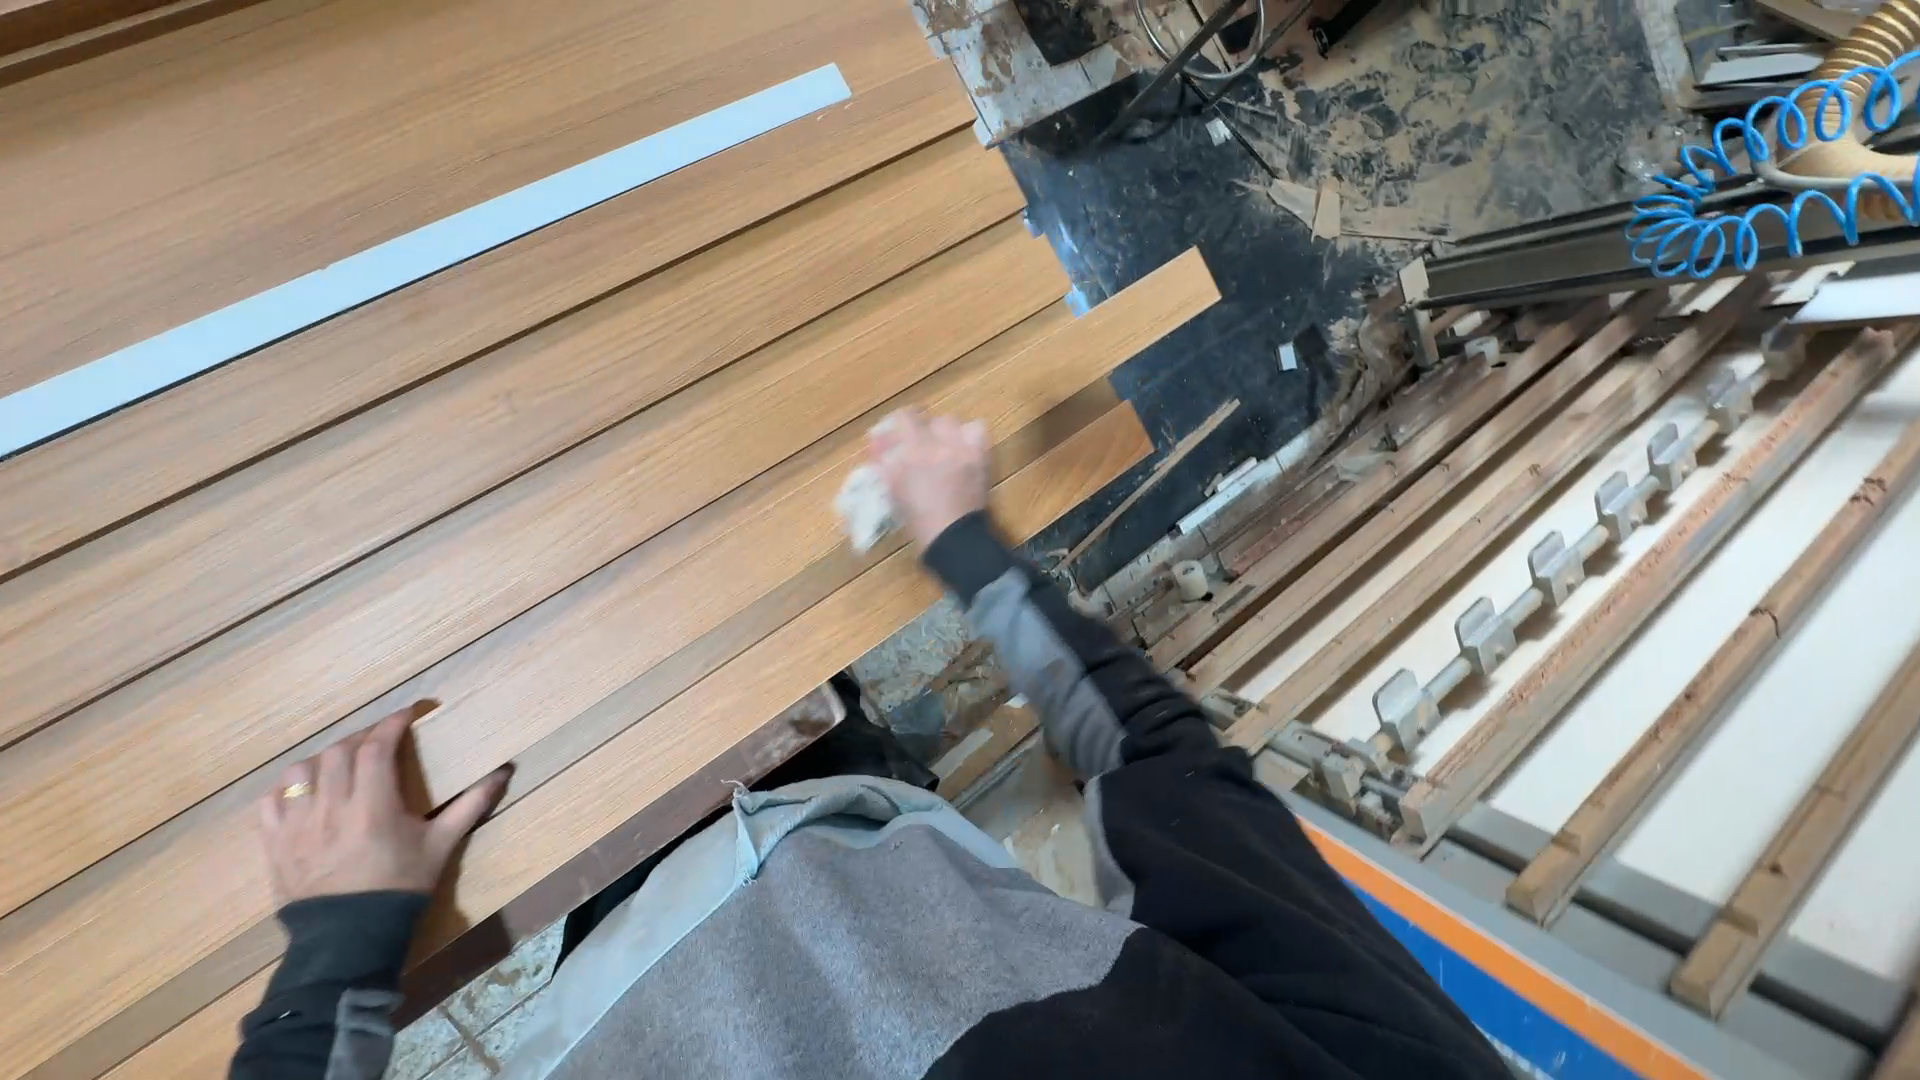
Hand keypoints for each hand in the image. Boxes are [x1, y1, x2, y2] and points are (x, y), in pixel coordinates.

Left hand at [257, 706, 508, 901]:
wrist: (350, 935)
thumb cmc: (401, 884)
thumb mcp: (443, 844)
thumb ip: (471, 805)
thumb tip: (503, 772)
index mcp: (373, 807)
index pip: (376, 749)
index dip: (391, 724)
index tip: (406, 714)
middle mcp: (331, 810)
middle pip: (337, 753)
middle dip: (361, 737)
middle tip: (380, 737)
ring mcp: (296, 827)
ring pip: (299, 772)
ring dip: (322, 759)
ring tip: (341, 762)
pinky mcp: (274, 845)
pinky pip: (270, 803)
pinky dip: (287, 787)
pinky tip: (306, 789)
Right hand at [869, 408, 989, 549]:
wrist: (953, 537)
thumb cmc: (918, 519)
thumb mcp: (893, 491)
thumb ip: (883, 464)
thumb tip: (876, 445)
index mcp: (912, 452)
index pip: (904, 417)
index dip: (900, 422)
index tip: (898, 432)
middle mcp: (938, 444)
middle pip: (929, 420)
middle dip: (923, 431)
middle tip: (922, 446)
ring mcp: (962, 448)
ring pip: (951, 421)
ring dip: (946, 432)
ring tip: (945, 447)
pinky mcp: (981, 456)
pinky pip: (978, 429)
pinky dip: (971, 434)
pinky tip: (965, 447)